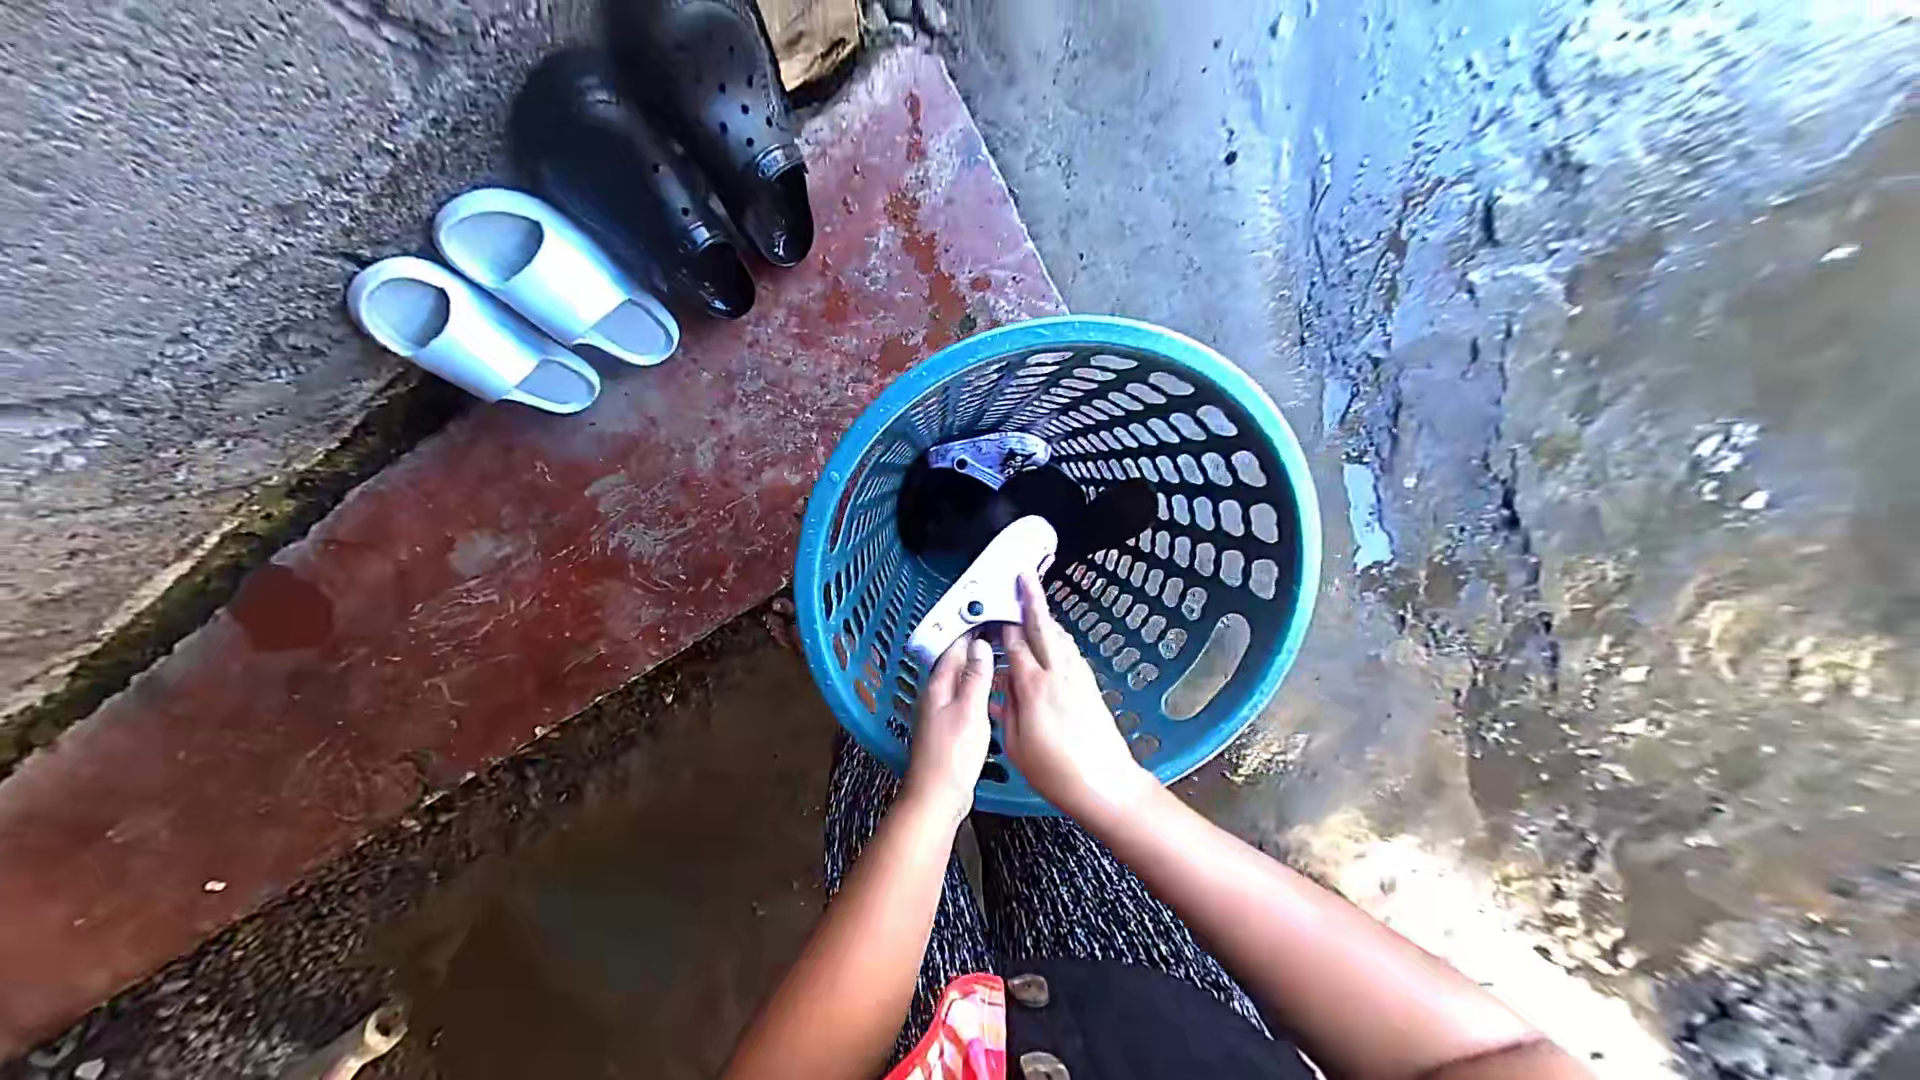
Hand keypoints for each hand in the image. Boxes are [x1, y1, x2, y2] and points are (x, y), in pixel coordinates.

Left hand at [903, 634, 994, 823]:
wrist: (936, 797)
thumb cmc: (952, 755)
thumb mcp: (969, 711)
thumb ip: (975, 677)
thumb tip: (979, 645)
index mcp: (938, 685)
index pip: (954, 646)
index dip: (971, 628)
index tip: (989, 613)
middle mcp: (935, 693)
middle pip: (955, 659)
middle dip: (974, 642)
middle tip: (998, 627)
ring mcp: (940, 710)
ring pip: (960, 677)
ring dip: (976, 663)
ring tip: (999, 651)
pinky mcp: (947, 725)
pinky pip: (963, 694)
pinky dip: (977, 684)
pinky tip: (990, 687)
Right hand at [1001, 573, 1154, 818]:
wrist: (1107, 784)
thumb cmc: (1057, 770)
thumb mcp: (1016, 744)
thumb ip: (1008, 708)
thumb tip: (1002, 686)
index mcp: (1034, 686)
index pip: (1014, 642)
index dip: (1002, 623)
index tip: (992, 607)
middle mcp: (1058, 673)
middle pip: (1042, 626)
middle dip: (1031, 598)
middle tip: (1023, 575)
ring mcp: (1077, 677)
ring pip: (1059, 635)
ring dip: (1046, 616)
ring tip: (1035, 601)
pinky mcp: (1090, 685)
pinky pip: (1070, 650)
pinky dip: (1058, 636)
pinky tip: (1053, 638)